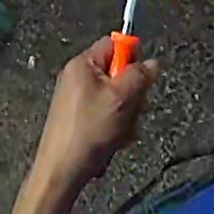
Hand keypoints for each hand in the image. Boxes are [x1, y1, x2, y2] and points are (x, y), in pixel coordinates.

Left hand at [31, 36, 158, 188]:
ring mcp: (76, 98)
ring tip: (119, 133)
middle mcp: (77, 76)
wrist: (61, 170)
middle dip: (130, 95)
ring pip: (113, 98)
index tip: (142, 79)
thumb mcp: (120, 99)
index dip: (131, 57)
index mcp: (83, 63)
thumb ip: (139, 77)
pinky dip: (112, 128)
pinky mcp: (77, 118)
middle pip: (116, 73)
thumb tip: (152, 63)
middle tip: (132, 112)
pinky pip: (104, 114)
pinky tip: (111, 143)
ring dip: (124, 116)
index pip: (113, 44)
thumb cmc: (89, 130)